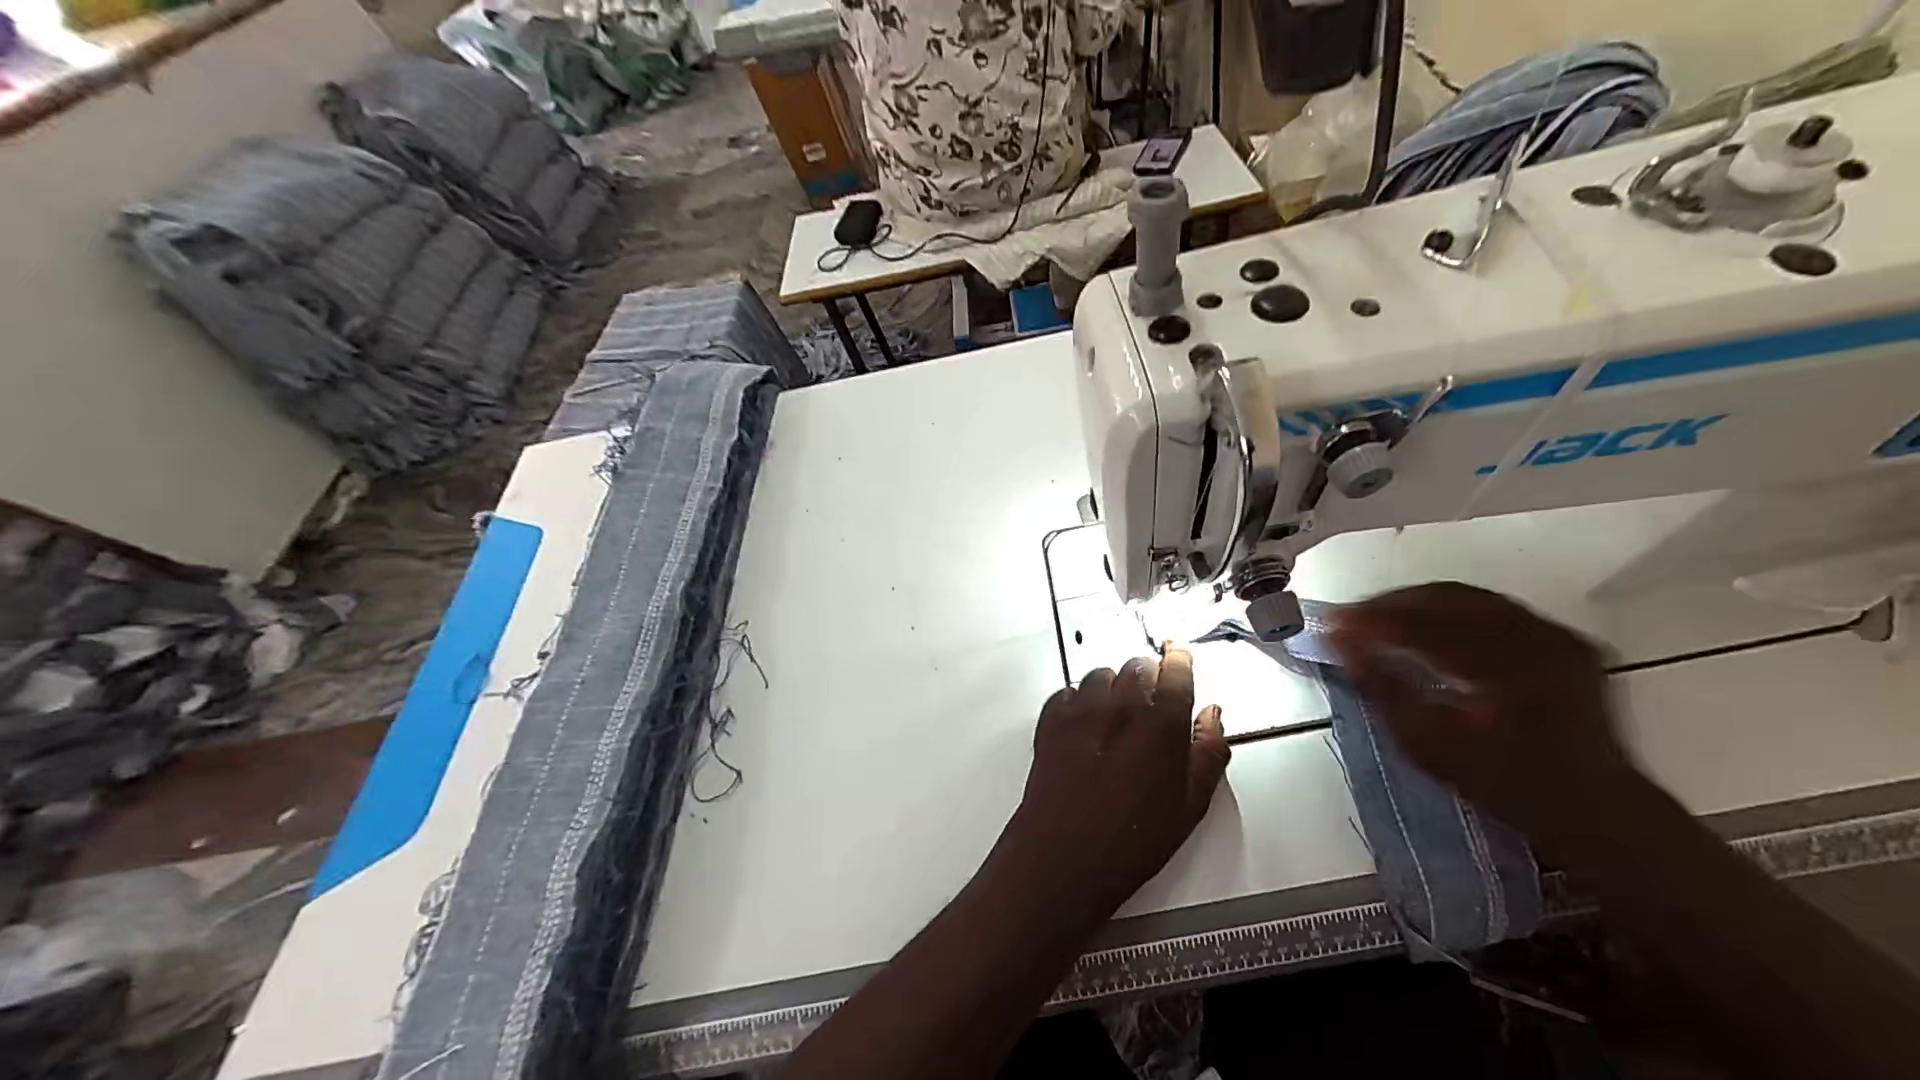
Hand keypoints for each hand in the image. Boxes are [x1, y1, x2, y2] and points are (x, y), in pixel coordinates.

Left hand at [995, 648, 1229, 913]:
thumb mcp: (1189, 806)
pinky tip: (1088, 728)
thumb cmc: (1130, 842)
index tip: (1179, 654)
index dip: (1180, 659)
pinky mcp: (1049, 719)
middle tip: (1152, 702)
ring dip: (1114, 687)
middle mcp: (1119, 707)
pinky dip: (1081, 701)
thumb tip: (1213, 715)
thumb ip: (1208, 753)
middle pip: (1136, 667)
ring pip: (1101, 675)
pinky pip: (1069, 693)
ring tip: (1119, 718)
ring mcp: (1079, 710)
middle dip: (1149, 676)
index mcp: (1160, 725)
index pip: (1175, 671)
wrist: (1061, 857)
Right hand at [1327, 583, 1636, 844]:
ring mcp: (1557, 635)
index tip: (1334, 622)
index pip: (1426, 623)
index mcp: (1510, 667)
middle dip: (1392, 604)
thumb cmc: (1505, 785)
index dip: (1373, 619)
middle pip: (1449, 597)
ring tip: (1380, 617)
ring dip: (1418, 603)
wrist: (1594, 809)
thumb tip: (1341, 644)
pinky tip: (1427, 623)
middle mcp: (1540, 640)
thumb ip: (1382, 689)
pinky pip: (1495, 608)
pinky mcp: (1562, 639)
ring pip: (1471, 597)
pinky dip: (1451, 610)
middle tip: (1352, 616)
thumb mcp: (1432, 746)